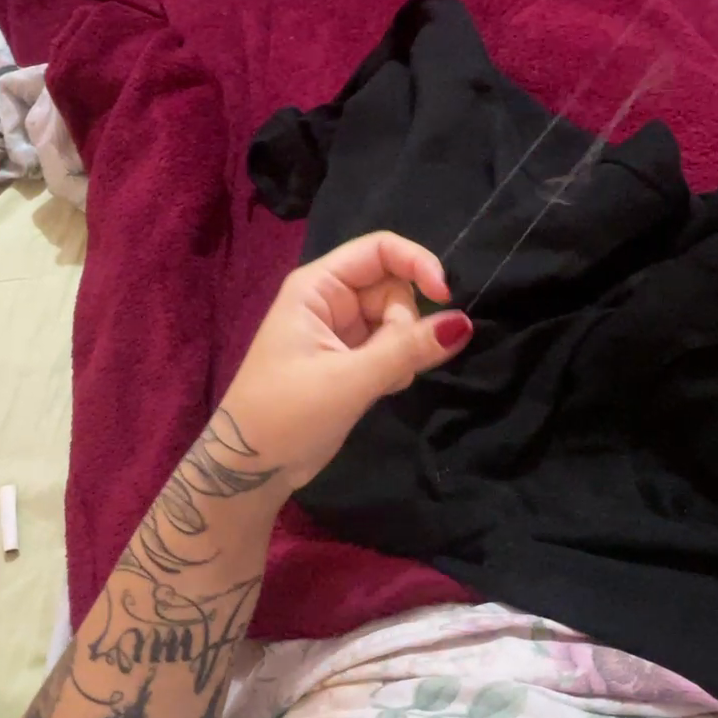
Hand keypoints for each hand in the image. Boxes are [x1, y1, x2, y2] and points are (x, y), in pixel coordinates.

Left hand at [220, 232, 473, 488]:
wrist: (252, 468)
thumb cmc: (287, 414)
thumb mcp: (349, 380)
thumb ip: (407, 349)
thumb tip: (464, 323)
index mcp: (318, 286)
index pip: (380, 248)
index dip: (418, 263)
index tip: (446, 297)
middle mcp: (330, 300)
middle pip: (395, 288)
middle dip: (406, 323)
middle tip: (392, 362)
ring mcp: (341, 332)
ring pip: (397, 321)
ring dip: (403, 349)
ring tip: (378, 383)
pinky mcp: (351, 362)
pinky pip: (392, 348)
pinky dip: (397, 367)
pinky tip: (380, 391)